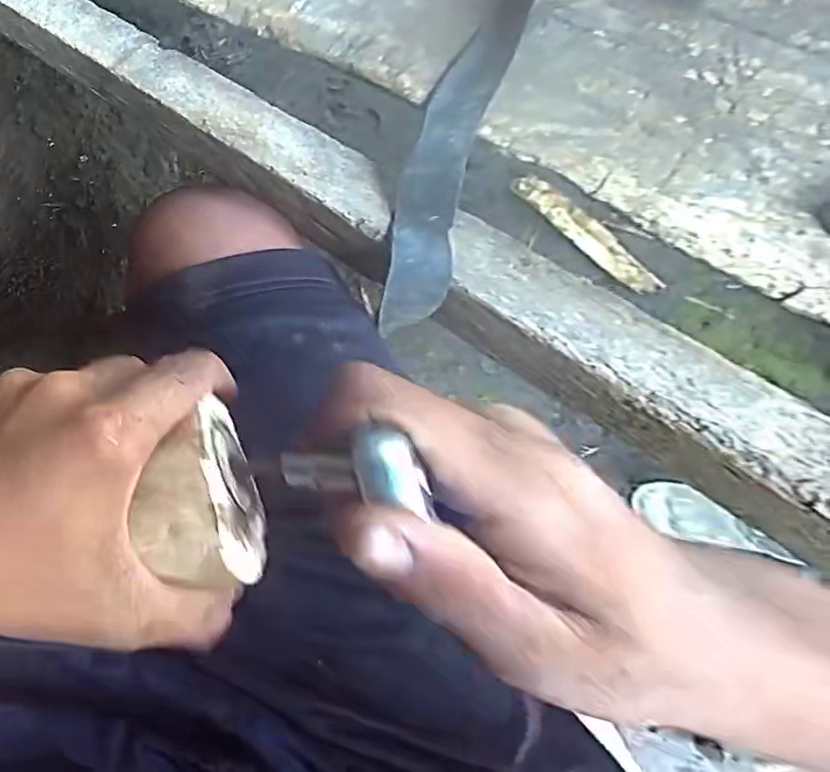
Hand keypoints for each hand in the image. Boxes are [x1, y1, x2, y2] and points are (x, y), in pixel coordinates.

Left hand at [0, 351, 239, 652]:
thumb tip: (229, 595)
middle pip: (131, 370)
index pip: (182, 374)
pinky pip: (30, 387)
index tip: (222, 401)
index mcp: (109, 431)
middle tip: (158, 442)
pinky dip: (47, 408)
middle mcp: (62, 391)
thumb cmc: (26, 584)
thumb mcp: (127, 613)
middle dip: (158, 395)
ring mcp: (12, 385)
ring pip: (77, 377)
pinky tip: (31, 451)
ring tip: (87, 453)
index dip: (214, 378)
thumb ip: (198, 609)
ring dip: (98, 403)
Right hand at [325, 363, 829, 758]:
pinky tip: (434, 519)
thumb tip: (354, 522)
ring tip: (410, 537)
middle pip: (372, 400)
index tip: (342, 506)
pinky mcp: (493, 430)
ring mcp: (500, 424)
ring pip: (386, 413)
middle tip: (370, 530)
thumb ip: (447, 583)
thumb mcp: (539, 651)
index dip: (332, 442)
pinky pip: (410, 426)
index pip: (377, 401)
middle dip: (340, 457)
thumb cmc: (627, 652)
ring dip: (366, 466)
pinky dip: (393, 464)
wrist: (720, 634)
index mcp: (511, 476)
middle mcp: (500, 430)